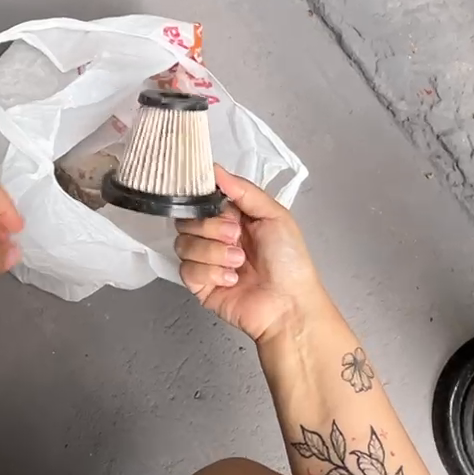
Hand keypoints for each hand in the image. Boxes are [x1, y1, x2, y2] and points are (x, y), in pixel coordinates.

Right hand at [174, 166, 324, 342]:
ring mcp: (206, 260)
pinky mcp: (199, 284)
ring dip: (213, 252)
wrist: (289, 305)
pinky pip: (186, 269)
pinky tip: (231, 279)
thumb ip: (243, 190)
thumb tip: (215, 168)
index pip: (200, 198)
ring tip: (239, 262)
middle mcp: (216, 236)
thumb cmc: (290, 261)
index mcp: (232, 216)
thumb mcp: (274, 215)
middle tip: (235, 237)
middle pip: (186, 220)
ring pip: (183, 243)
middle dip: (211, 227)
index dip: (202, 199)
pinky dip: (210, 272)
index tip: (210, 202)